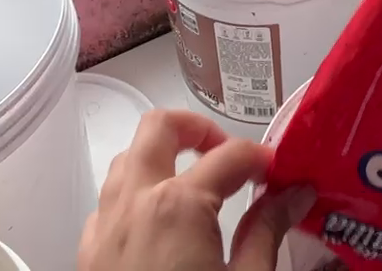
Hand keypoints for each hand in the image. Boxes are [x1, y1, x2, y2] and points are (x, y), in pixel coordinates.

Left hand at [81, 109, 312, 270]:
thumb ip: (268, 232)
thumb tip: (294, 193)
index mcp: (179, 202)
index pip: (231, 155)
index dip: (262, 159)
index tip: (280, 173)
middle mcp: (135, 199)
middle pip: (160, 126)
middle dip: (196, 128)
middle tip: (226, 154)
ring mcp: (105, 225)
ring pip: (127, 158)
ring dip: (161, 156)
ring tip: (193, 184)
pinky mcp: (88, 254)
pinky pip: (108, 201)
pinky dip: (135, 195)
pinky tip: (158, 226)